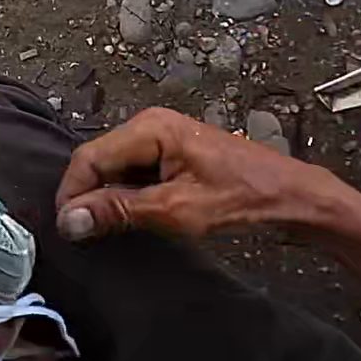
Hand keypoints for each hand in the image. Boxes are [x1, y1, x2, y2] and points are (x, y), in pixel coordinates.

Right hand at [54, 107, 346, 240]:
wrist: (291, 196)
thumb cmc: (240, 200)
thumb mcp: (175, 210)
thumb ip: (119, 210)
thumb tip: (69, 220)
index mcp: (148, 128)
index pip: (88, 158)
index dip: (72, 194)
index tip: (69, 231)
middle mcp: (148, 125)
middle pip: (97, 161)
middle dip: (88, 197)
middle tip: (88, 235)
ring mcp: (158, 137)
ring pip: (112, 169)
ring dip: (107, 199)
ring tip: (110, 230)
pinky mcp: (167, 152)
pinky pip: (131, 172)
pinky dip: (125, 196)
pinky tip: (133, 217)